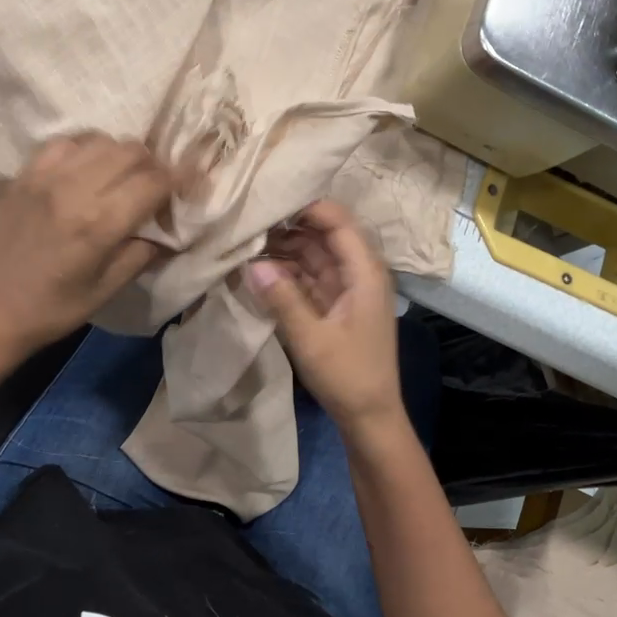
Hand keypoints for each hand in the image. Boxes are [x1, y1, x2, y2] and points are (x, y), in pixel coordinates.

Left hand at [0, 135, 172, 362]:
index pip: (154, 181)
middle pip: (131, 151)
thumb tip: (169, 232)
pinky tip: (87, 171)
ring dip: (121, 155)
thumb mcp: (105, 291)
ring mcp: (45, 177)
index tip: (189, 188)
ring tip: (122, 179)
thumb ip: (142, 254)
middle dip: (153, 166)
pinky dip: (86, 150)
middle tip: (156, 188)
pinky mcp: (25, 174)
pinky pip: (66, 142)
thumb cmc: (51, 311)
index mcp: (98, 224)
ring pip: (101, 140)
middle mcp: (74, 189)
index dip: (179, 181)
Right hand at [244, 200, 403, 428]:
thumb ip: (281, 298)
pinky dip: (287, 272)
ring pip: (314, 255)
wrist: (370, 416)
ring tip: (246, 241)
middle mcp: (359, 273)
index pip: (337, 221)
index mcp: (364, 272)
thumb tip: (251, 264)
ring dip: (284, 248)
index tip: (268, 199)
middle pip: (324, 234)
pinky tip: (258, 269)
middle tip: (247, 220)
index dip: (306, 206)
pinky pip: (309, 277)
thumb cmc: (347, 376)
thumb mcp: (310, 338)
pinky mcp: (335, 306)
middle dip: (288, 225)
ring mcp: (347, 289)